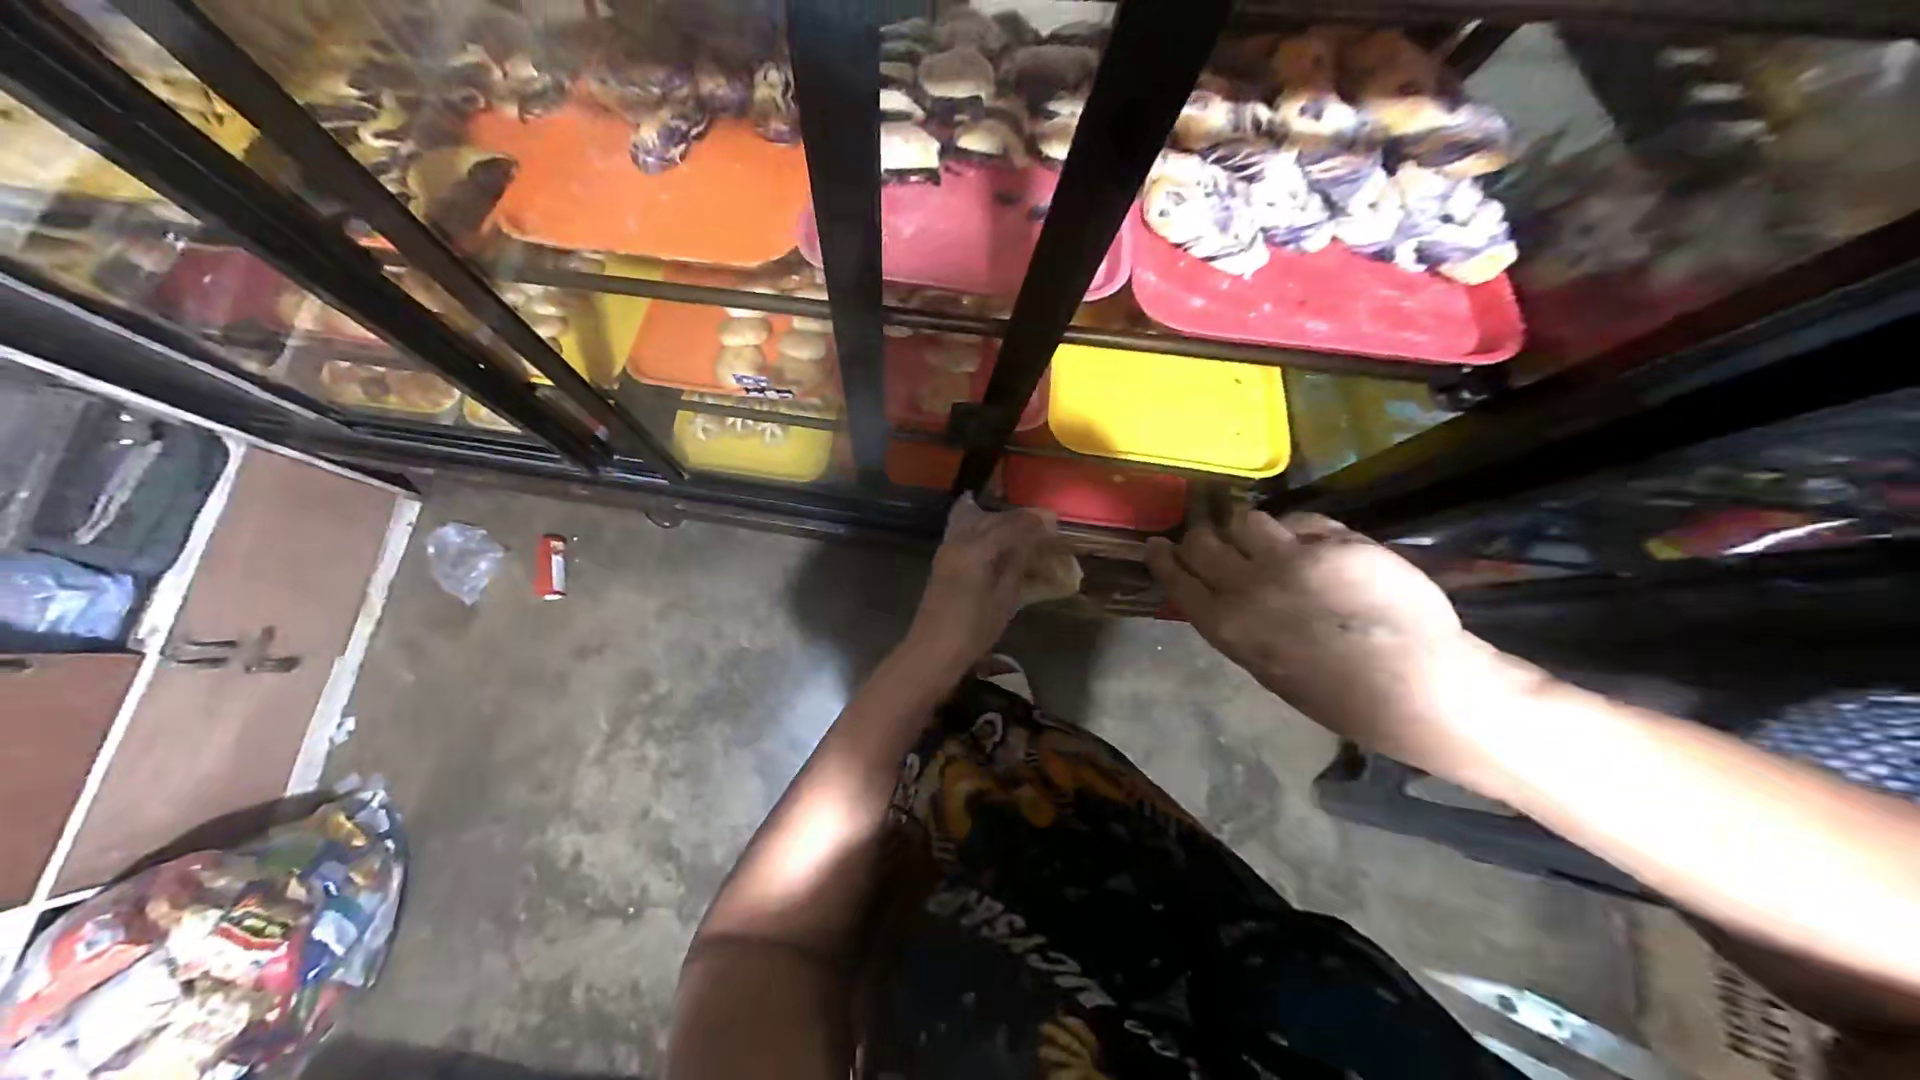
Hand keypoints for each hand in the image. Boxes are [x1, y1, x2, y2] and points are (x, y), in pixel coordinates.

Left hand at [903, 496, 1053, 677]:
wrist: (933, 650)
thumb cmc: (973, 631)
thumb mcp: (1004, 599)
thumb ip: (1016, 565)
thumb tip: (1030, 542)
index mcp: (975, 551)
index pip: (1009, 527)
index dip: (1032, 523)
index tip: (1053, 520)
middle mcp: (958, 542)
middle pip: (990, 519)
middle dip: (1017, 518)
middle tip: (1042, 521)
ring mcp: (946, 549)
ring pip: (974, 520)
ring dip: (998, 519)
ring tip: (1021, 526)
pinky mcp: (942, 560)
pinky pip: (963, 530)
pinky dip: (980, 525)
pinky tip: (992, 530)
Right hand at [1145, 511, 1503, 772]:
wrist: (1410, 684)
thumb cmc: (1336, 691)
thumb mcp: (1265, 664)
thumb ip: (1238, 621)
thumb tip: (1227, 586)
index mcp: (1225, 627)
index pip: (1177, 578)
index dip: (1164, 557)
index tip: (1158, 543)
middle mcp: (1245, 588)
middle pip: (1203, 541)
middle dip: (1202, 534)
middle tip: (1211, 532)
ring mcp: (1287, 562)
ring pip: (1246, 520)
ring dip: (1251, 527)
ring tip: (1269, 537)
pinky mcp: (1329, 544)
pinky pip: (1300, 520)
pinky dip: (1302, 529)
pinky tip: (1319, 545)